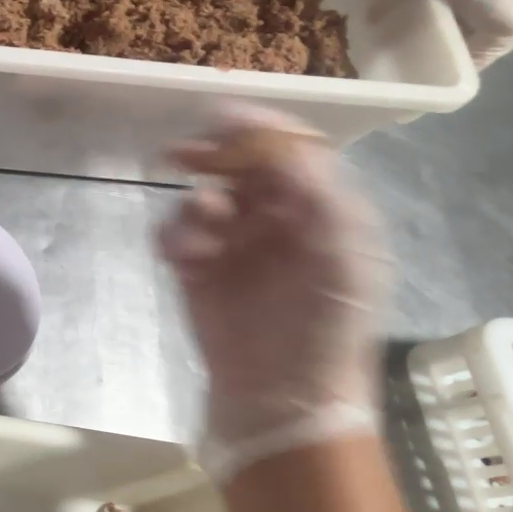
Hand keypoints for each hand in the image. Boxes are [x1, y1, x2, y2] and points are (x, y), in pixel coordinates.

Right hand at [158, 106, 388, 482]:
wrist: (278, 394)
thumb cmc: (323, 326)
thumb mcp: (341, 255)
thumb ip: (317, 192)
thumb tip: (274, 141)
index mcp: (323, 211)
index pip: (292, 153)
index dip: (259, 130)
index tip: (219, 117)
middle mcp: (278, 220)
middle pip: (240, 167)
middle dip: (212, 156)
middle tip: (181, 154)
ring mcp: (233, 245)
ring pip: (202, 197)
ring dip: (194, 205)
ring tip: (199, 233)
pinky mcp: (194, 268)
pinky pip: (173, 233)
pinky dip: (172, 236)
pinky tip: (182, 256)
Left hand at [350, 0, 512, 67]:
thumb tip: (501, 35)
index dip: (477, 54)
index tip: (431, 71)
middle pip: (486, 19)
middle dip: (450, 45)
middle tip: (401, 63)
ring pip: (458, 6)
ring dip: (428, 29)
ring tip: (386, 47)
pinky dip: (411, 7)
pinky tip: (380, 17)